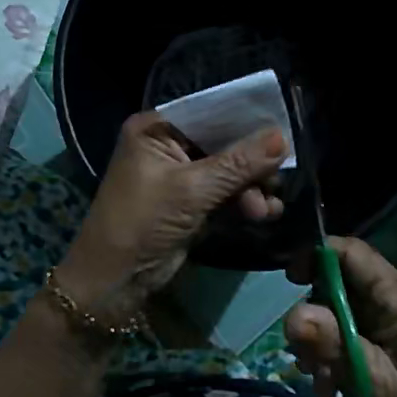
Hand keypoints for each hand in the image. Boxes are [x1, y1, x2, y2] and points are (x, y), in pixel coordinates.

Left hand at [60, 111, 286, 318]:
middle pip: (225, 141)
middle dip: (253, 161)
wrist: (112, 285)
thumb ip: (240, 163)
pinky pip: (227, 190)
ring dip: (253, 186)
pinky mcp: (191, 201)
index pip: (210, 111)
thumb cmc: (142, 223)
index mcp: (157, 128)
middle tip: (278, 176)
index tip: (282, 126)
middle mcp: (170, 145)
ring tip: (269, 207)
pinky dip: (245, 200)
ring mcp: (182, 174)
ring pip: (231, 168)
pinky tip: (265, 213)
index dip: (246, 118)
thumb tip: (284, 137)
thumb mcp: (193, 190)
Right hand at [284, 236, 396, 396]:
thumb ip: (335, 346)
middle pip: (346, 285)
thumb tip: (291, 314)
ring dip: (328, 343)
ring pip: (350, 312)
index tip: (290, 281)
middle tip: (303, 359)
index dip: (318, 256)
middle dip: (318, 317)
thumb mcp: (378, 384)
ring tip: (322, 384)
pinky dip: (344, 355)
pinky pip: (363, 332)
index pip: (354, 253)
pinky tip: (337, 390)